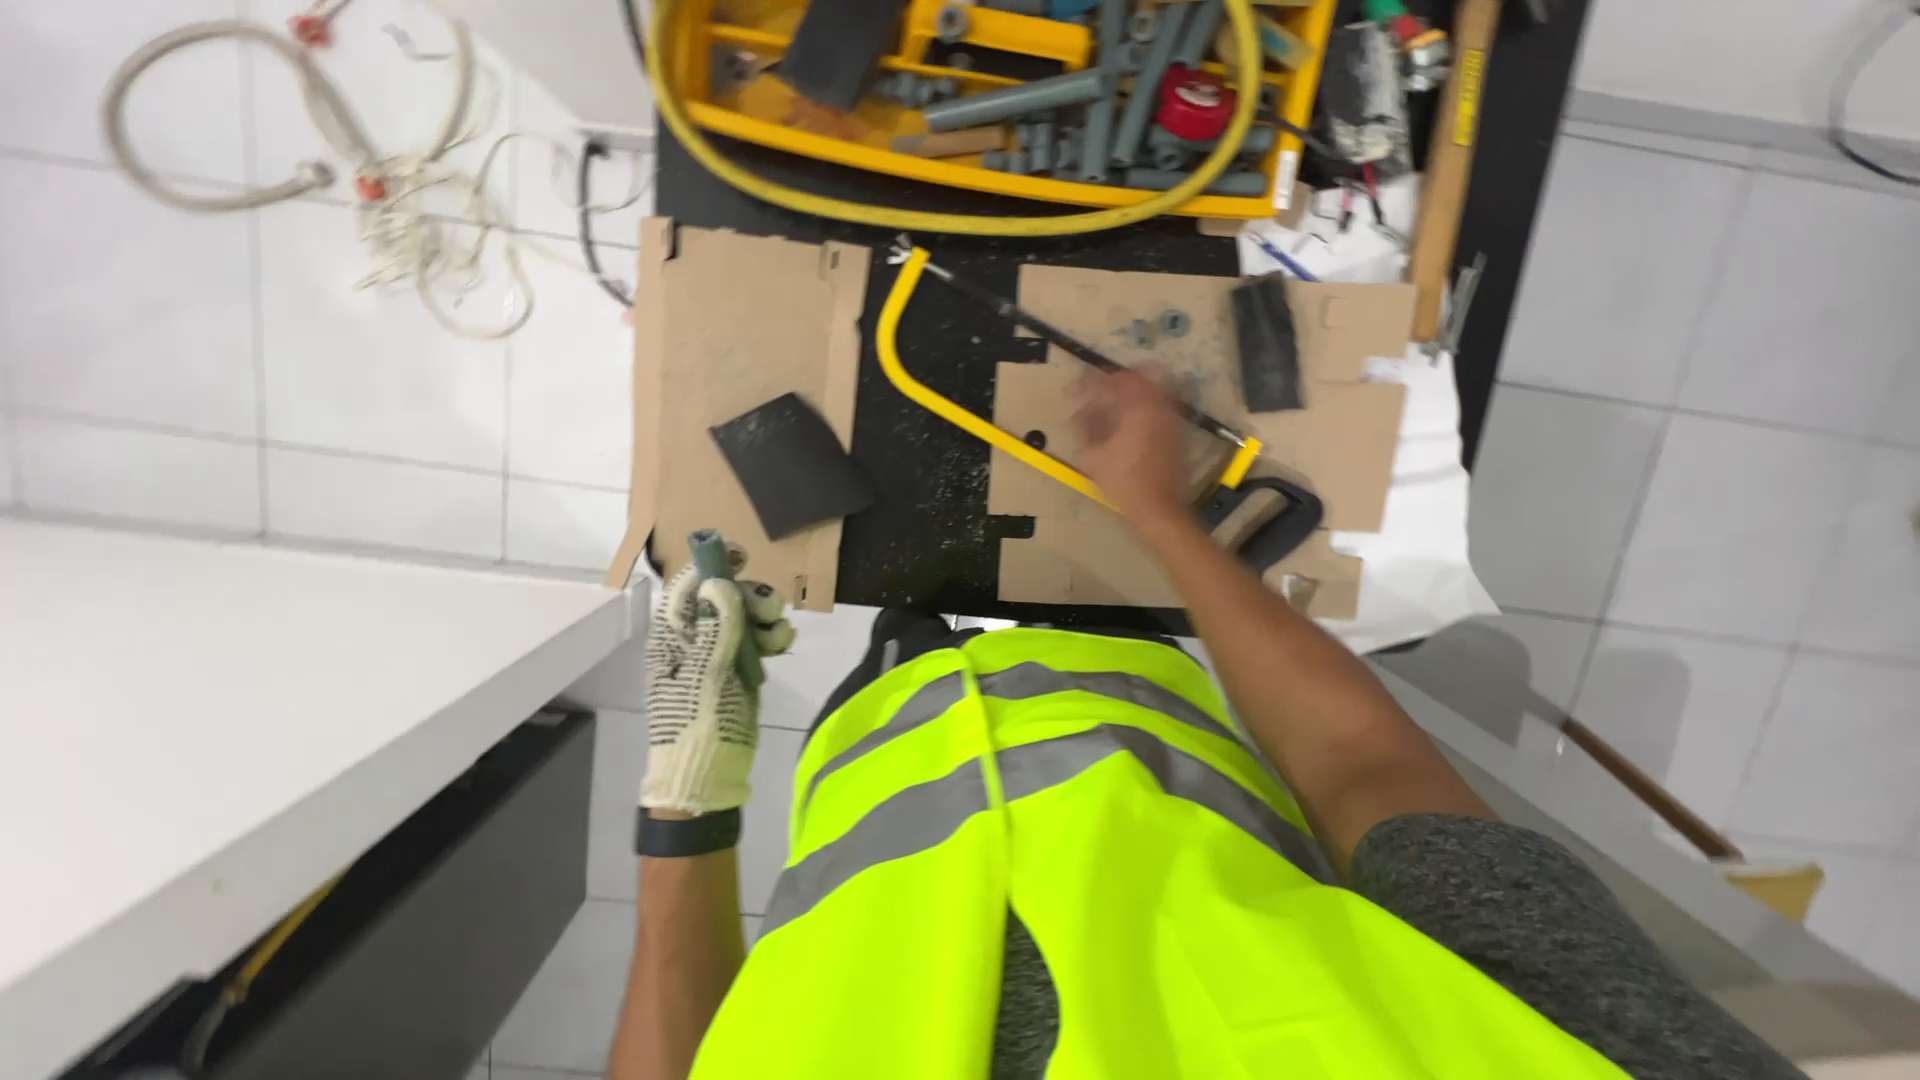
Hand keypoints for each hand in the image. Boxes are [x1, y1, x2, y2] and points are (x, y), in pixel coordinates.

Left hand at [640, 549, 794, 814]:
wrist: (708, 774)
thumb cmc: (696, 725)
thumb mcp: (705, 675)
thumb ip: (717, 628)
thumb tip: (718, 583)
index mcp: (673, 638)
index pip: (688, 588)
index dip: (712, 569)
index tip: (741, 558)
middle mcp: (694, 639)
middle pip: (723, 596)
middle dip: (749, 596)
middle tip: (771, 609)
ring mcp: (717, 653)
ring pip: (744, 615)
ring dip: (766, 617)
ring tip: (778, 636)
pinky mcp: (739, 669)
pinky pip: (757, 639)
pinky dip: (771, 637)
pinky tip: (781, 645)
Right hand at [1070, 368, 1191, 525]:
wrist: (1159, 507)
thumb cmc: (1123, 482)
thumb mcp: (1093, 457)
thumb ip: (1085, 428)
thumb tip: (1078, 412)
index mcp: (1137, 407)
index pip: (1111, 383)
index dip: (1089, 383)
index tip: (1075, 389)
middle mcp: (1158, 404)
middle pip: (1135, 377)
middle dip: (1112, 381)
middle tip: (1094, 390)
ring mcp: (1171, 416)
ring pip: (1151, 388)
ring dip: (1130, 390)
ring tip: (1112, 402)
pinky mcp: (1178, 429)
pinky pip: (1160, 403)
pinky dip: (1144, 403)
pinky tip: (1131, 418)